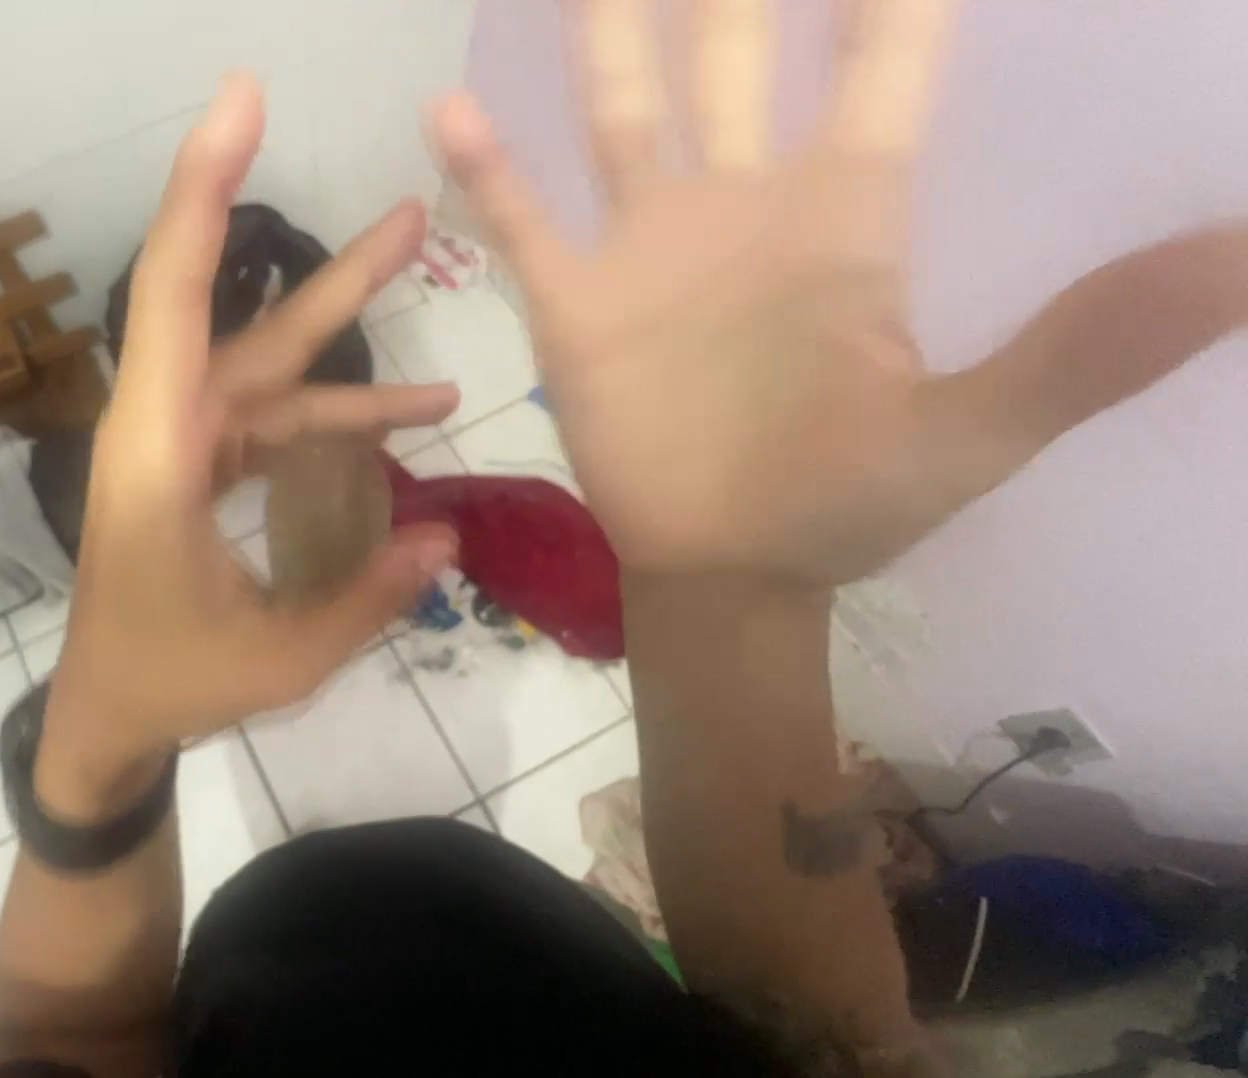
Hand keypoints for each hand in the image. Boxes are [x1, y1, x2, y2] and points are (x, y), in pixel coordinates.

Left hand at [47, 75, 459, 769]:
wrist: (108, 715)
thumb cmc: (171, 682)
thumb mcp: (279, 655)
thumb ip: (365, 596)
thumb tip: (446, 536)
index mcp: (157, 454)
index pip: (172, 296)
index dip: (203, 193)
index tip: (242, 106)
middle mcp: (164, 431)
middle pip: (246, 327)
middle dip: (333, 275)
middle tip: (408, 212)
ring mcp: (181, 451)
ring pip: (269, 376)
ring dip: (347, 347)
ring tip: (435, 327)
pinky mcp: (197, 475)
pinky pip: (270, 427)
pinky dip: (330, 422)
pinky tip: (398, 425)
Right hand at [433, 0, 1246, 584]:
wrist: (727, 565)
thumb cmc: (846, 502)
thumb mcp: (974, 431)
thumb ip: (1090, 343)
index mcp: (848, 211)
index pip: (888, 47)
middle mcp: (742, 205)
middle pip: (736, 47)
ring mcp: (645, 250)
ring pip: (620, 112)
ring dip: (604, 34)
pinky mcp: (573, 305)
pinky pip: (522, 219)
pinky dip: (486, 167)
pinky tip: (447, 108)